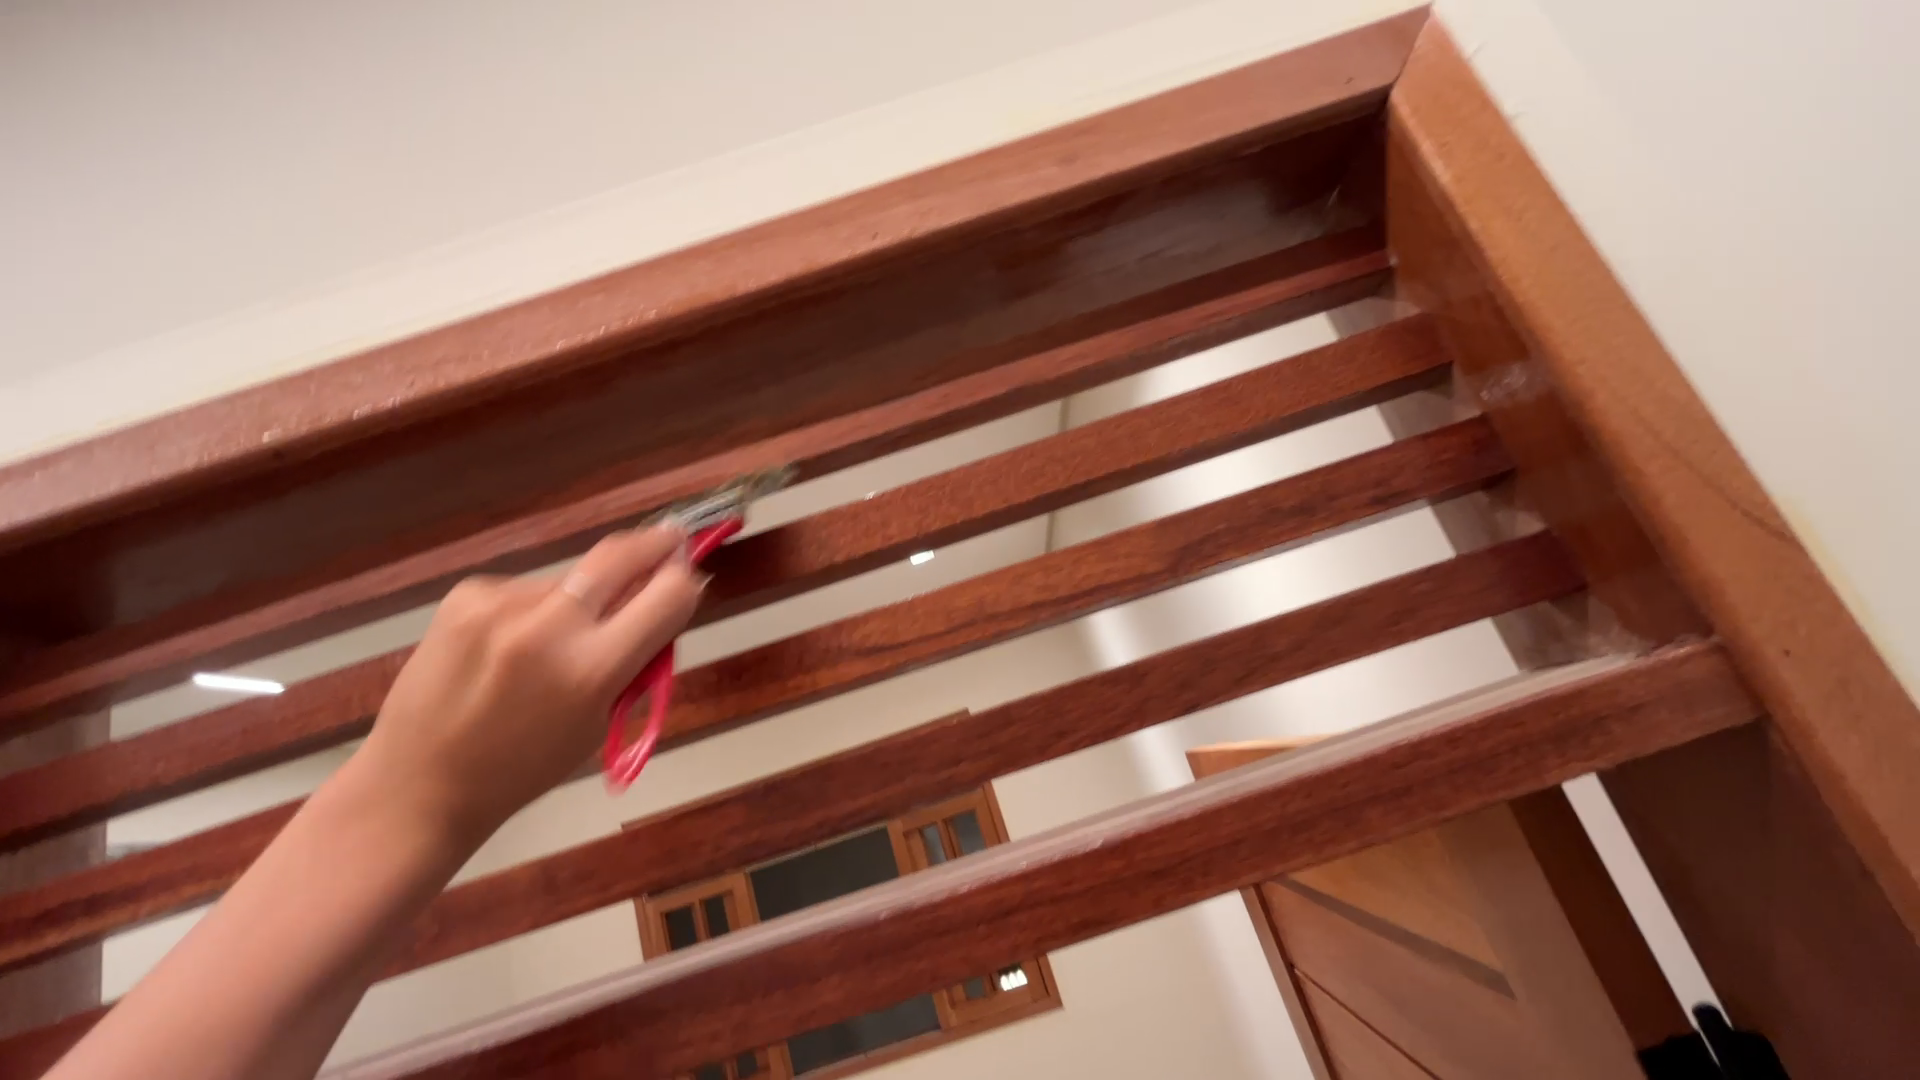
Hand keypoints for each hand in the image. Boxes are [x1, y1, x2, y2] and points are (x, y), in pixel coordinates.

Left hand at [357, 525, 703, 843]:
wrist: (418, 784)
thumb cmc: (526, 767)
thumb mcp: (600, 721)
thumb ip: (634, 659)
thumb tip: (661, 600)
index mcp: (592, 670)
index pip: (668, 595)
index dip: (685, 581)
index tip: (688, 573)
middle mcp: (550, 626)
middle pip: (622, 554)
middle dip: (655, 543)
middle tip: (670, 537)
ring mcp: (502, 604)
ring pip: (573, 578)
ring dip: (585, 592)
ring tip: (559, 634)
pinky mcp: (467, 594)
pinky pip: (528, 588)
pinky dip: (538, 606)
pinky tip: (512, 641)